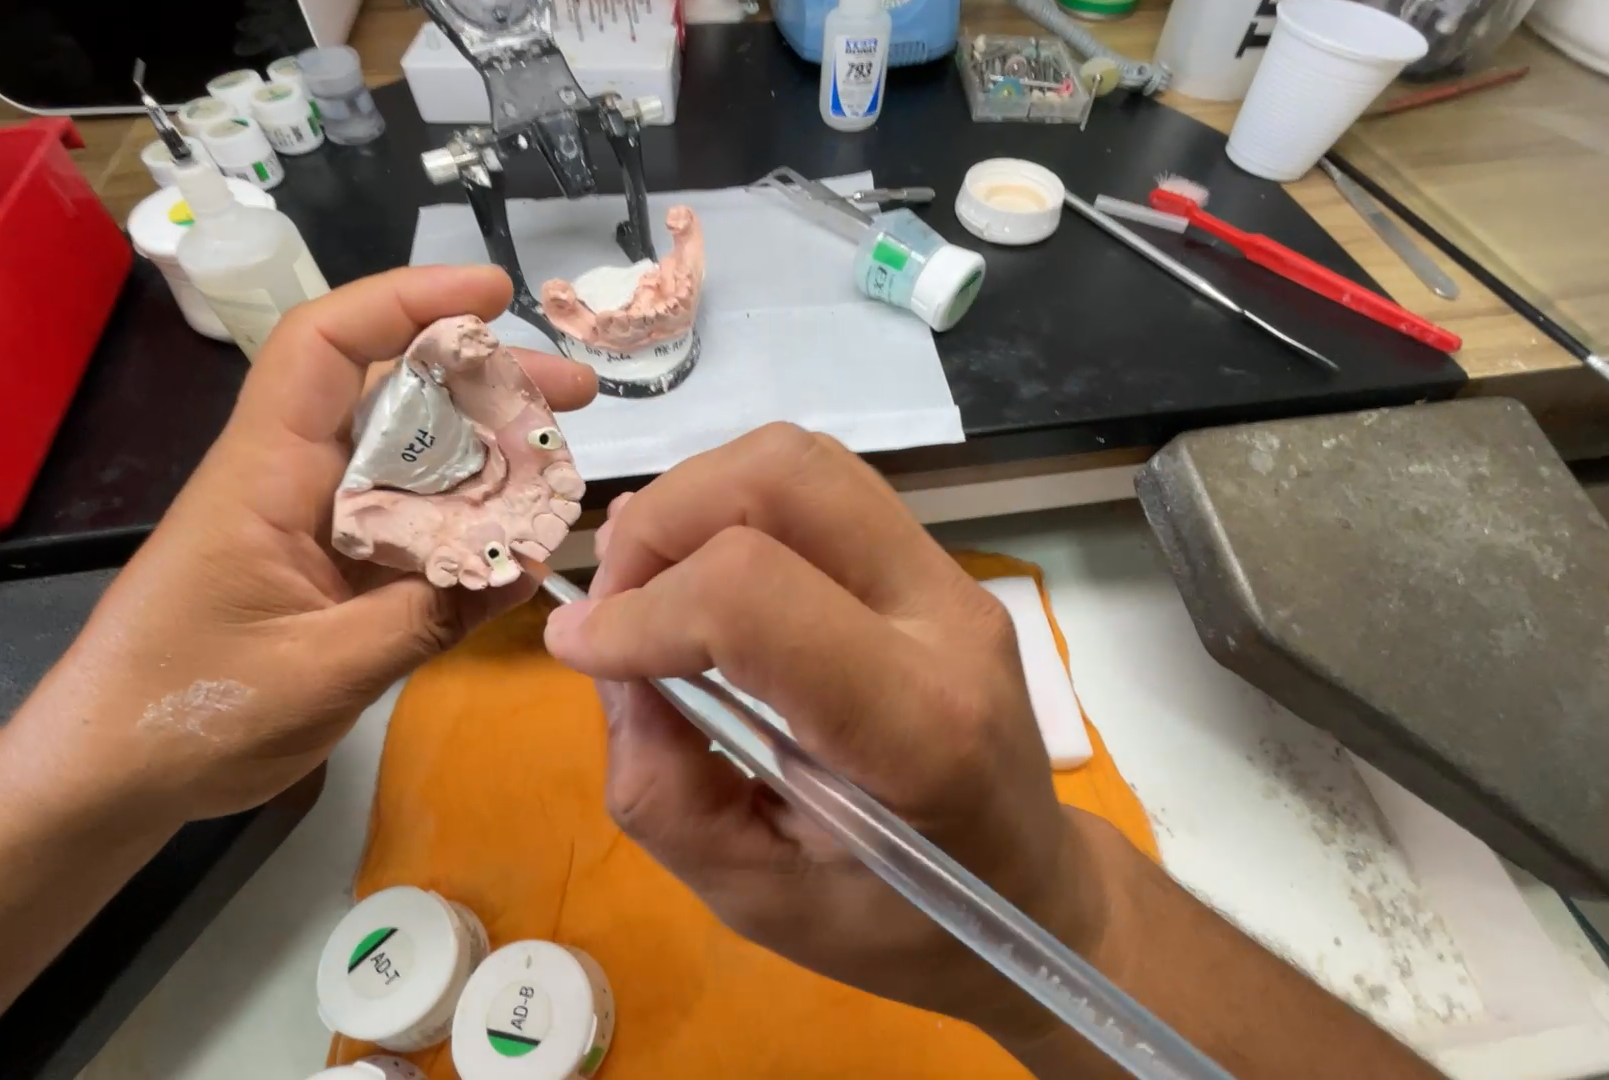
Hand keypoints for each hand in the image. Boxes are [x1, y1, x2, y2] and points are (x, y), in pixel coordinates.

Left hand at [17, 267, 595, 824]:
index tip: (493, 293)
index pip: (328, 348)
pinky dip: (477, 526)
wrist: (112, 776)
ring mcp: (328, 524)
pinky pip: (423, 526)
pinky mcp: (345, 566)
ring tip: (565, 469)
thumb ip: (429, 614)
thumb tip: (531, 564)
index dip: (407, 302)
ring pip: (420, 461)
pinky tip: (526, 542)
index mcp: (267, 476)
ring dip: (495, 455)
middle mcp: (302, 481)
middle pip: (400, 397)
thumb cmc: (185, 714)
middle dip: (491, 381)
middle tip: (579, 393)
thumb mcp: (320, 671)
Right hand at [542, 424, 1103, 1040]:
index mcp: (917, 725)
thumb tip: (612, 656)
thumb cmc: (898, 923)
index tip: (578, 647)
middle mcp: (944, 616)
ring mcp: (947, 575)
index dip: (642, 610)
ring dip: (695, 501)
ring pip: (801, 460)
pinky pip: (818, 486)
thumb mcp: (754, 896)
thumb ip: (661, 786)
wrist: (1029, 887)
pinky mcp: (930, 561)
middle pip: (784, 478)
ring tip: (653, 578)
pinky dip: (734, 504)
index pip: (756, 596)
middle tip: (617, 600)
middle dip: (663, 521)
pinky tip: (704, 564)